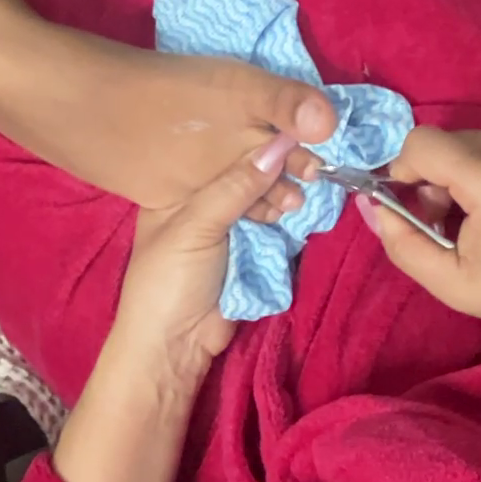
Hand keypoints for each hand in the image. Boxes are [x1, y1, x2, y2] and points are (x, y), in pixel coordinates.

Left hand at [105, 133, 295, 393]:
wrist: (174, 349)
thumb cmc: (168, 280)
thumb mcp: (197, 226)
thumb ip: (236, 186)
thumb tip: (278, 146)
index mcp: (179, 188)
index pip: (222, 153)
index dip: (256, 142)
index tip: (294, 132)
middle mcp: (206, 202)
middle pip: (250, 175)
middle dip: (280, 169)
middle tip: (311, 165)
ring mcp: (231, 228)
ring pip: (266, 200)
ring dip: (288, 195)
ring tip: (308, 191)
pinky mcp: (252, 253)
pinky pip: (276, 227)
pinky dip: (291, 220)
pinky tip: (308, 209)